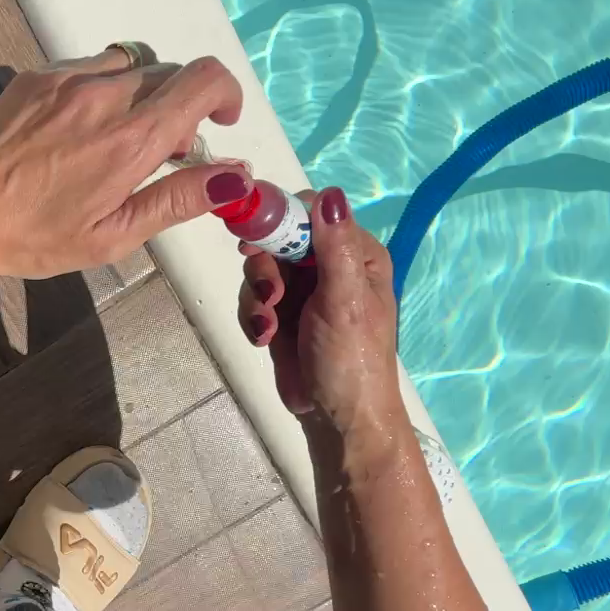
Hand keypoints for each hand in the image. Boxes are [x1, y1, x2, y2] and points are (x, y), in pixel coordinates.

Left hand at [0, 47, 248, 278]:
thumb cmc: (33, 237)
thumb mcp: (111, 235)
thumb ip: (176, 199)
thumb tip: (236, 176)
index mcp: (130, 140)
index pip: (204, 79)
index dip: (225, 94)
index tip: (219, 122)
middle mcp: (105, 95)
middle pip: (170, 73)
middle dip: (179, 109)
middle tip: (156, 154)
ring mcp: (68, 79)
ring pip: (131, 67)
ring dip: (140, 95)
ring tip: (114, 139)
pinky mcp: (39, 75)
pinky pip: (91, 67)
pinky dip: (102, 90)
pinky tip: (75, 129)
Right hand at [237, 187, 408, 435]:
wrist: (336, 417)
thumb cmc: (351, 359)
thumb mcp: (344, 300)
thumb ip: (334, 247)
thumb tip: (330, 193)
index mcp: (355, 254)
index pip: (313, 214)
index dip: (281, 219)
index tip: (256, 236)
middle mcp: (329, 265)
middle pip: (278, 239)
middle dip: (265, 267)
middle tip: (268, 293)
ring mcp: (302, 291)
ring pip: (260, 269)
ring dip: (258, 297)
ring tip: (268, 325)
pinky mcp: (280, 314)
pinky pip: (253, 298)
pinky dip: (254, 317)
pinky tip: (265, 336)